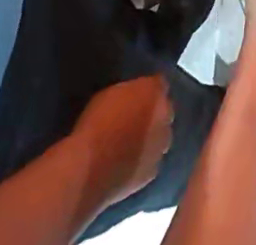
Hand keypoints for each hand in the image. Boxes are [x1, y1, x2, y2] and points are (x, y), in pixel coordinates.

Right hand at [76, 76, 174, 200]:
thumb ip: (130, 92)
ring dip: (152, 136)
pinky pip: (152, 160)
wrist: (90, 168)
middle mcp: (164, 117)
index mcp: (154, 92)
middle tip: (134, 118)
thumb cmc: (96, 123)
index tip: (138, 93)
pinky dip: (144, 158)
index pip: (160, 83)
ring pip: (161, 137)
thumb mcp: (109, 93)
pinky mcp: (153, 171)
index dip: (149, 89)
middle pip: (165, 111)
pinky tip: (129, 161)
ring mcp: (160, 146)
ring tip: (132, 141)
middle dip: (154, 113)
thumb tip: (136, 94)